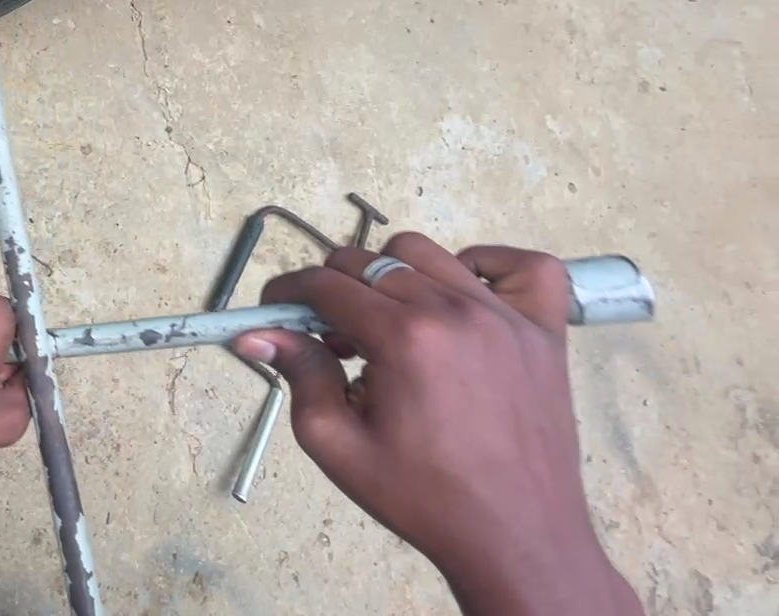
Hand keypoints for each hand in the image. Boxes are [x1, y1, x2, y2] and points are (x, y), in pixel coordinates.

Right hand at [234, 234, 639, 615]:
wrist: (519, 544)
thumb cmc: (419, 495)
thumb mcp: (333, 440)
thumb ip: (296, 371)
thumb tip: (252, 332)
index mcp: (402, 338)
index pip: (321, 283)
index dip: (285, 293)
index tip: (274, 315)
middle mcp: (453, 312)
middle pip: (364, 262)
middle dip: (330, 289)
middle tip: (329, 336)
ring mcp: (506, 319)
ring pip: (423, 253)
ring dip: (390, 275)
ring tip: (387, 322)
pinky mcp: (545, 335)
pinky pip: (526, 268)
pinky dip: (488, 267)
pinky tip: (461, 297)